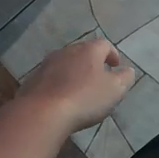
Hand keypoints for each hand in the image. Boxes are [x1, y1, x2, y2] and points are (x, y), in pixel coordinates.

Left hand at [18, 37, 134, 130]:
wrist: (41, 113)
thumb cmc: (84, 98)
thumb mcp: (115, 89)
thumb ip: (125, 77)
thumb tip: (127, 70)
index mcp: (88, 51)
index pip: (104, 44)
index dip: (112, 54)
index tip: (116, 66)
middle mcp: (66, 52)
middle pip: (82, 52)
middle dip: (92, 62)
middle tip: (99, 77)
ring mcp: (45, 65)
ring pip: (64, 64)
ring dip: (73, 72)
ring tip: (79, 89)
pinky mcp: (32, 80)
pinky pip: (50, 78)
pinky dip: (58, 84)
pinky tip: (61, 99)